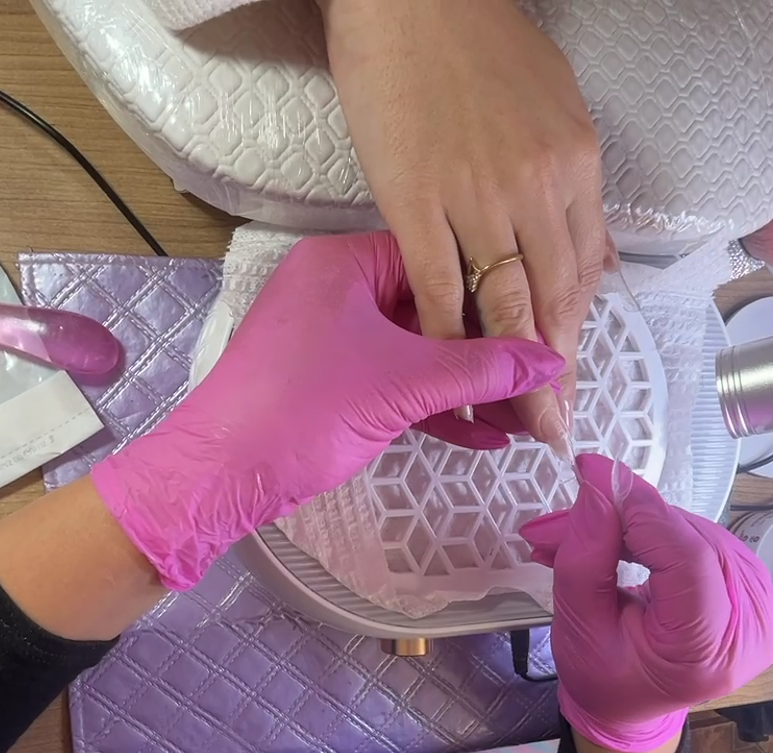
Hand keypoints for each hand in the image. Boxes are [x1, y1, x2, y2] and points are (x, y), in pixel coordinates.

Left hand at [93, 232, 564, 589]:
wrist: (222, 475)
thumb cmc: (303, 410)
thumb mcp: (400, 385)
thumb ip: (479, 369)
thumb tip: (550, 361)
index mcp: (344, 263)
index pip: (437, 257)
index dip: (493, 290)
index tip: (542, 321)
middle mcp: (338, 290)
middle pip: (432, 311)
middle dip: (485, 355)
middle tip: (538, 380)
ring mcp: (333, 339)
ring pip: (416, 355)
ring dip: (465, 390)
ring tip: (523, 417)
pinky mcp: (332, 384)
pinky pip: (395, 385)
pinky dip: (433, 409)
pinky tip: (483, 436)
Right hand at [321, 0, 603, 450]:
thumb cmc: (477, 46)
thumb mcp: (550, 104)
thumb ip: (565, 183)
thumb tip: (573, 249)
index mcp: (574, 161)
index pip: (583, 269)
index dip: (576, 334)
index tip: (568, 378)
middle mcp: (537, 185)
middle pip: (554, 299)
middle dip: (556, 373)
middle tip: (555, 429)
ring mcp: (477, 198)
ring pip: (506, 304)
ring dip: (515, 373)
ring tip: (521, 425)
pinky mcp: (417, 205)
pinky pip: (443, 290)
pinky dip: (451, 346)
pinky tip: (455, 385)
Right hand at [520, 455, 772, 752]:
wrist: (628, 708)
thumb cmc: (598, 675)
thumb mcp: (576, 623)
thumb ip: (586, 556)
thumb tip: (599, 485)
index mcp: (705, 654)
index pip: (687, 561)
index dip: (642, 511)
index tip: (594, 474)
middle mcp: (751, 631)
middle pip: (696, 541)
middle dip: (632, 515)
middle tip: (578, 503)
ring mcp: (762, 612)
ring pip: (702, 534)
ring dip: (644, 521)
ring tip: (593, 525)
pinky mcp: (756, 593)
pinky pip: (708, 542)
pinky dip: (663, 531)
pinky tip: (628, 535)